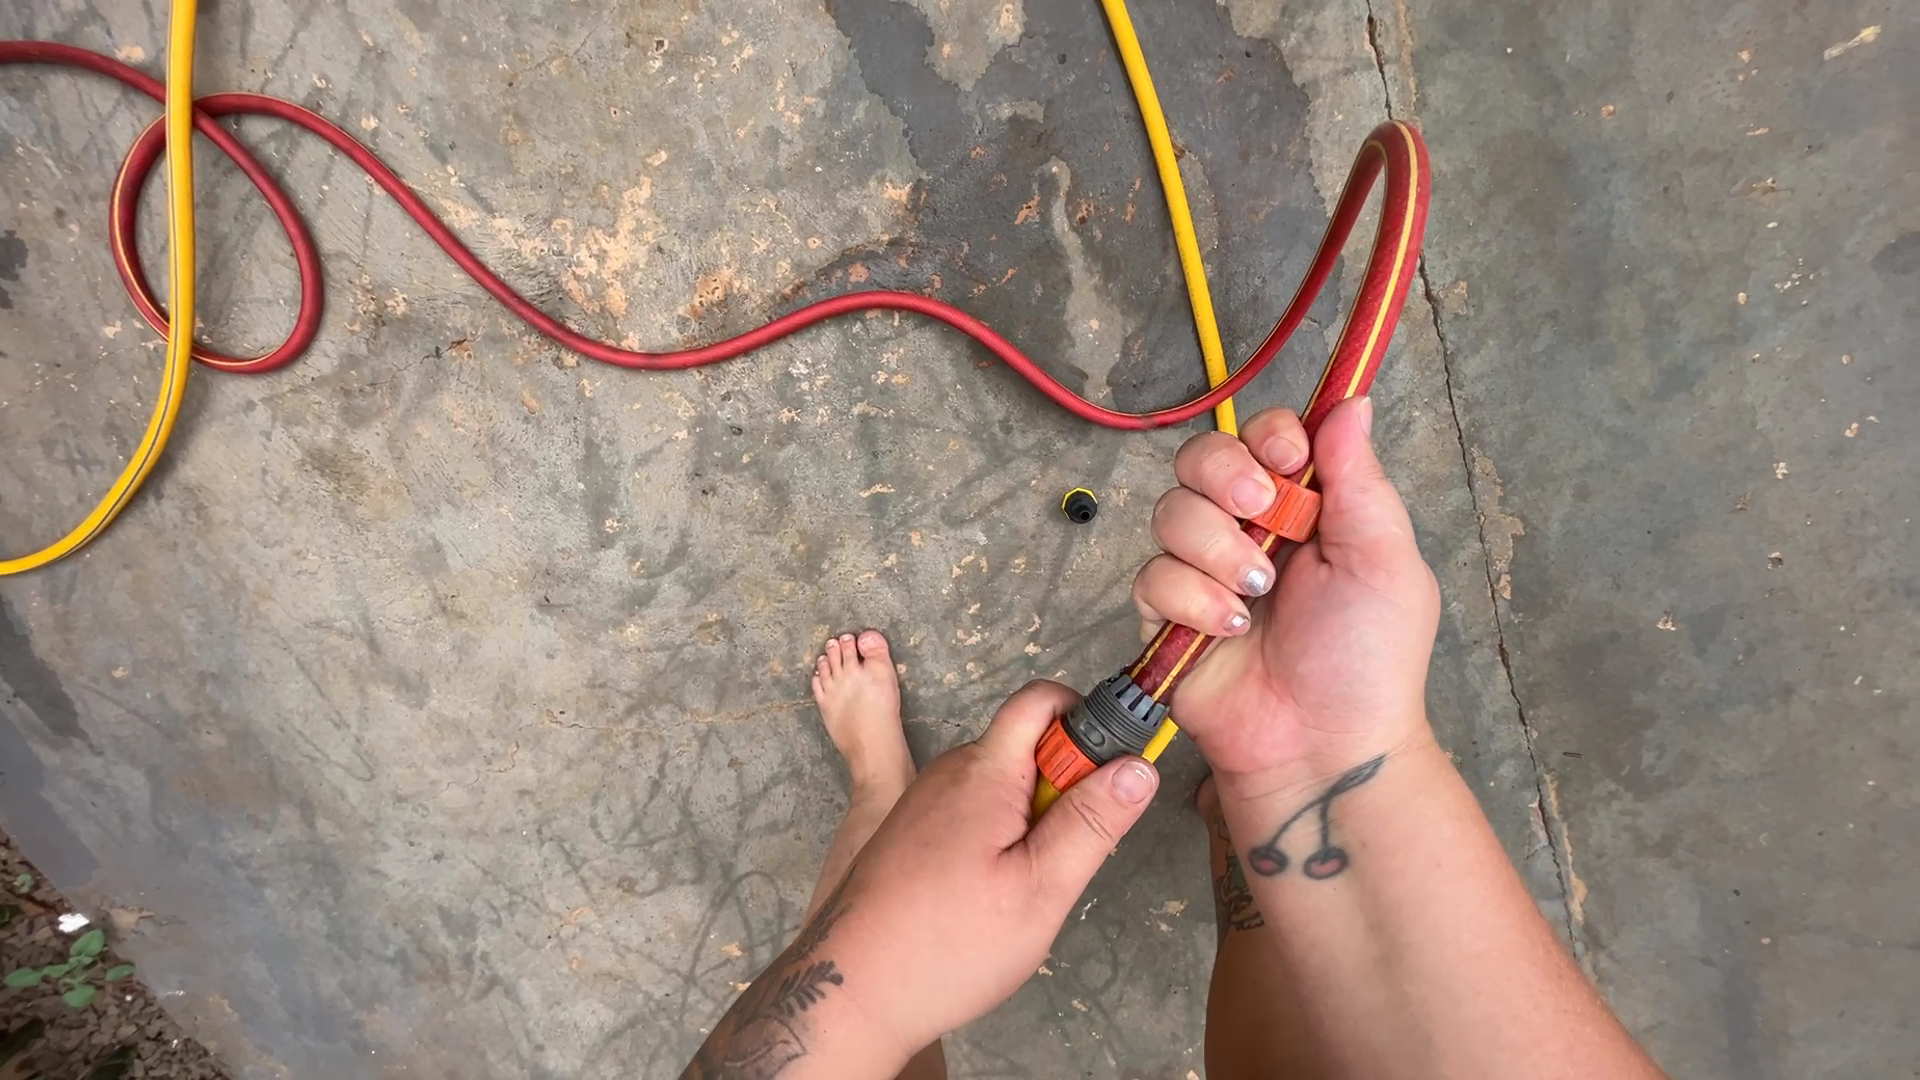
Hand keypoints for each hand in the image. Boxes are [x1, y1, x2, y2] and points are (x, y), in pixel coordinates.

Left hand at [822, 681, 1158, 1055]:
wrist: (849, 989)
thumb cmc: (948, 943)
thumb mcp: (1040, 888)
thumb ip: (1091, 822)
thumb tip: (1139, 766)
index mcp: (984, 769)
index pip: (1039, 699)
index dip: (1082, 718)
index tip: (1106, 773)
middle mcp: (952, 769)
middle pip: (1026, 746)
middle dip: (1061, 787)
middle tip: (1061, 857)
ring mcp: (928, 797)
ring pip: (1001, 783)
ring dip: (1029, 818)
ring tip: (1021, 886)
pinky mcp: (915, 826)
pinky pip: (973, 808)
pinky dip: (997, 835)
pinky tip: (986, 893)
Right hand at [1132, 397, 1440, 796]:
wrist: (1321, 741)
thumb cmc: (1367, 655)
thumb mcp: (1383, 560)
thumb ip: (1358, 478)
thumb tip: (1351, 400)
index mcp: (1299, 506)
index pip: (1258, 436)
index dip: (1264, 437)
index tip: (1288, 463)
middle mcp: (1242, 527)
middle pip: (1197, 459)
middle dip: (1224, 478)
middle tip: (1261, 516)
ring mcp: (1197, 568)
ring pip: (1169, 512)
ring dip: (1215, 551)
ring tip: (1255, 597)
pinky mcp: (1162, 610)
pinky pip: (1152, 576)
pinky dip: (1191, 600)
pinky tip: (1228, 630)